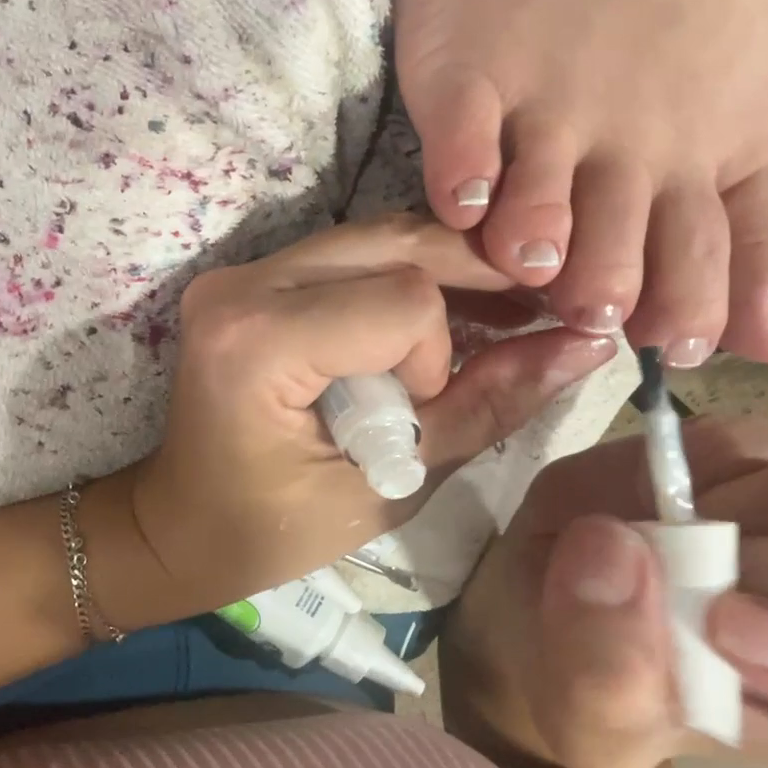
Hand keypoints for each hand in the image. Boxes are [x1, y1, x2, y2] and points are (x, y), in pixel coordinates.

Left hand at [128, 215, 617, 617]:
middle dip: (470, 277)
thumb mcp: (387, 486)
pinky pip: (345, 255)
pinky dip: (400, 278)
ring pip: (373, 237)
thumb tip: (588, 345)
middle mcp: (240, 286)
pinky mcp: (247, 278)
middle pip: (394, 241)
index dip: (438, 352)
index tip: (420, 406)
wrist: (180, 522)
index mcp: (257, 342)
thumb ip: (484, 408)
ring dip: (441, 273)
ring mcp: (238, 274)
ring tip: (494, 315)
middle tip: (529, 314)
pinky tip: (439, 314)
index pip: (402, 301)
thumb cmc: (269, 530)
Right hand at [395, 0, 767, 364]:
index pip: (723, 274)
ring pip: (542, 230)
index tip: (670, 342)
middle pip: (623, 271)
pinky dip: (463, 193)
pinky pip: (461, 158)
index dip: (701, 323)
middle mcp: (642, 141)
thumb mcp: (762, 86)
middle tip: (584, 304)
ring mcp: (550, 105)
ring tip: (530, 258)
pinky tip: (465, 198)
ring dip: (539, 260)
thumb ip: (762, 212)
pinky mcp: (467, 73)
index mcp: (725, 145)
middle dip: (610, 305)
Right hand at [442, 417, 767, 767]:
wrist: (540, 593)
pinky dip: (692, 487)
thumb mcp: (585, 720)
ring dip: (734, 540)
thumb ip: (606, 670)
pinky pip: (758, 454)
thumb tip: (616, 550)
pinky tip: (655, 517)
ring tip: (661, 565)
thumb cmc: (584, 680)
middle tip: (715, 621)